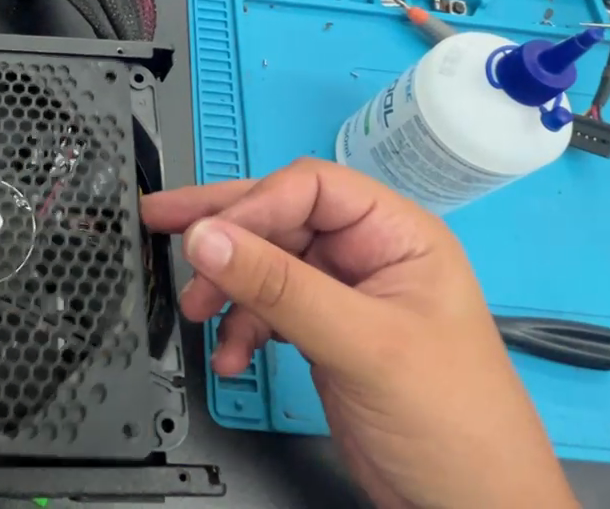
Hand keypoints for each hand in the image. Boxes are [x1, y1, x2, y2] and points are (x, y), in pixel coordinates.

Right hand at [142, 160, 576, 508]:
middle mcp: (364, 252)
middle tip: (159, 220)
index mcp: (394, 233)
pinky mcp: (322, 330)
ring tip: (196, 310)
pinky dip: (241, 327)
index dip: (255, 205)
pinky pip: (265, 307)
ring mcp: (341, 292)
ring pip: (264, 262)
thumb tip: (204, 236)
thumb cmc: (450, 421)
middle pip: (278, 218)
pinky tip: (230, 354)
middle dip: (221, 230)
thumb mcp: (362, 345)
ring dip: (227, 287)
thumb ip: (279, 287)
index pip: (308, 188)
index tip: (208, 236)